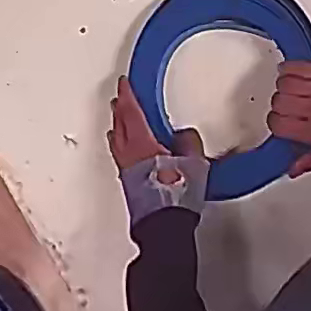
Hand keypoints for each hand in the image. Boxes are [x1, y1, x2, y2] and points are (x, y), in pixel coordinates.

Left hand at [111, 78, 207, 221]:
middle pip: (120, 123)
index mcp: (141, 141)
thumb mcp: (193, 161)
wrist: (163, 226)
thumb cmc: (175, 193)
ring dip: (118, 125)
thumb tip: (184, 135)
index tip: (124, 84)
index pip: (130, 111)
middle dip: (120, 108)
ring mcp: (125, 168)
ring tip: (119, 118)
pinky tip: (125, 147)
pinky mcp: (127, 181)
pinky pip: (119, 153)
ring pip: (117, 138)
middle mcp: (128, 153)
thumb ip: (188, 141)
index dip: (127, 95)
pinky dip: (120, 142)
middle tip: (121, 97)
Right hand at [268, 62, 310, 175]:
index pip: (278, 124)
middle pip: (279, 102)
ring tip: (289, 90)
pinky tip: (290, 73)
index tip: (280, 122)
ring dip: (283, 87)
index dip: (276, 123)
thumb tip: (294, 169)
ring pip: (285, 83)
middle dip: (280, 106)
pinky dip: (289, 68)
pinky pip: (298, 66)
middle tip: (286, 107)